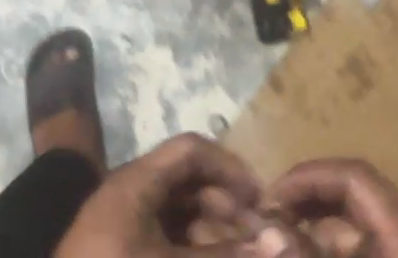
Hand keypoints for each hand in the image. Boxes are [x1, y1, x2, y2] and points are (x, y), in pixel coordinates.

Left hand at [57, 133, 289, 257]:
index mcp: (136, 180)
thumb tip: (278, 243)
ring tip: (238, 251)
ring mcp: (122, 219)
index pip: (191, 150)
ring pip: (177, 209)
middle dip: (225, 202)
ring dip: (210, 226)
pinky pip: (163, 231)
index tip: (261, 200)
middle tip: (257, 235)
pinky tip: (209, 257)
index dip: (230, 168)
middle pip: (187, 179)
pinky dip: (189, 243)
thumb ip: (223, 254)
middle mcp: (129, 190)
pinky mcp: (119, 246)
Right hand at [269, 159, 397, 257]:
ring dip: (321, 221)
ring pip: (362, 222)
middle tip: (271, 215)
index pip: (354, 176)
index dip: (309, 177)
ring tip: (285, 234)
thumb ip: (308, 254)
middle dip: (310, 197)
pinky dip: (339, 245)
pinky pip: (372, 244)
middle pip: (357, 193)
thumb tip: (266, 229)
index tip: (272, 197)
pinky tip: (313, 250)